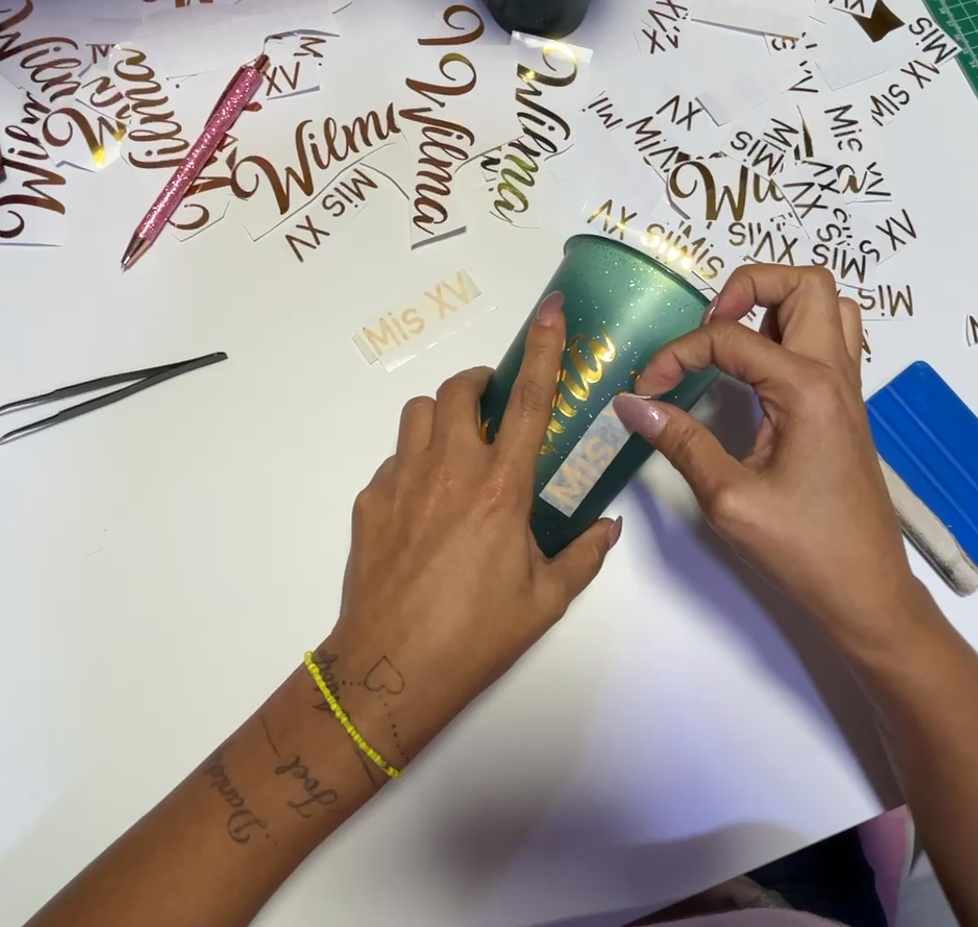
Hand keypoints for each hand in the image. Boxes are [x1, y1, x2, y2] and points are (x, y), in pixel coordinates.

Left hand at [321, 292, 619, 768]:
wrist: (392, 666)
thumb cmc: (477, 634)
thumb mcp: (546, 600)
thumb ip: (584, 555)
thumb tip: (608, 526)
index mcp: (501, 487)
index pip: (530, 401)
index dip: (545, 350)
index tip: (552, 310)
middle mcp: (450, 469)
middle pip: (456, 391)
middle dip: (478, 382)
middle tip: (493, 403)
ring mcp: (402, 481)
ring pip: (416, 414)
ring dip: (441, 416)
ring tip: (457, 447)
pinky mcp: (370, 501)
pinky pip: (393, 461)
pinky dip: (413, 465)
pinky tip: (424, 506)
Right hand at [611, 265, 921, 638]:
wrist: (867, 592)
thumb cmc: (802, 549)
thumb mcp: (728, 497)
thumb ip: (680, 441)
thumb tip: (631, 403)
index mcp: (807, 389)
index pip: (729, 339)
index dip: (676, 356)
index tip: (647, 391)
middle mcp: (834, 374)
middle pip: (806, 284)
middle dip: (746, 287)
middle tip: (706, 329)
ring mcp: (846, 388)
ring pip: (827, 305)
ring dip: (777, 304)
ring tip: (731, 339)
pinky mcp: (844, 407)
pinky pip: (827, 340)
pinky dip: (790, 332)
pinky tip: (756, 370)